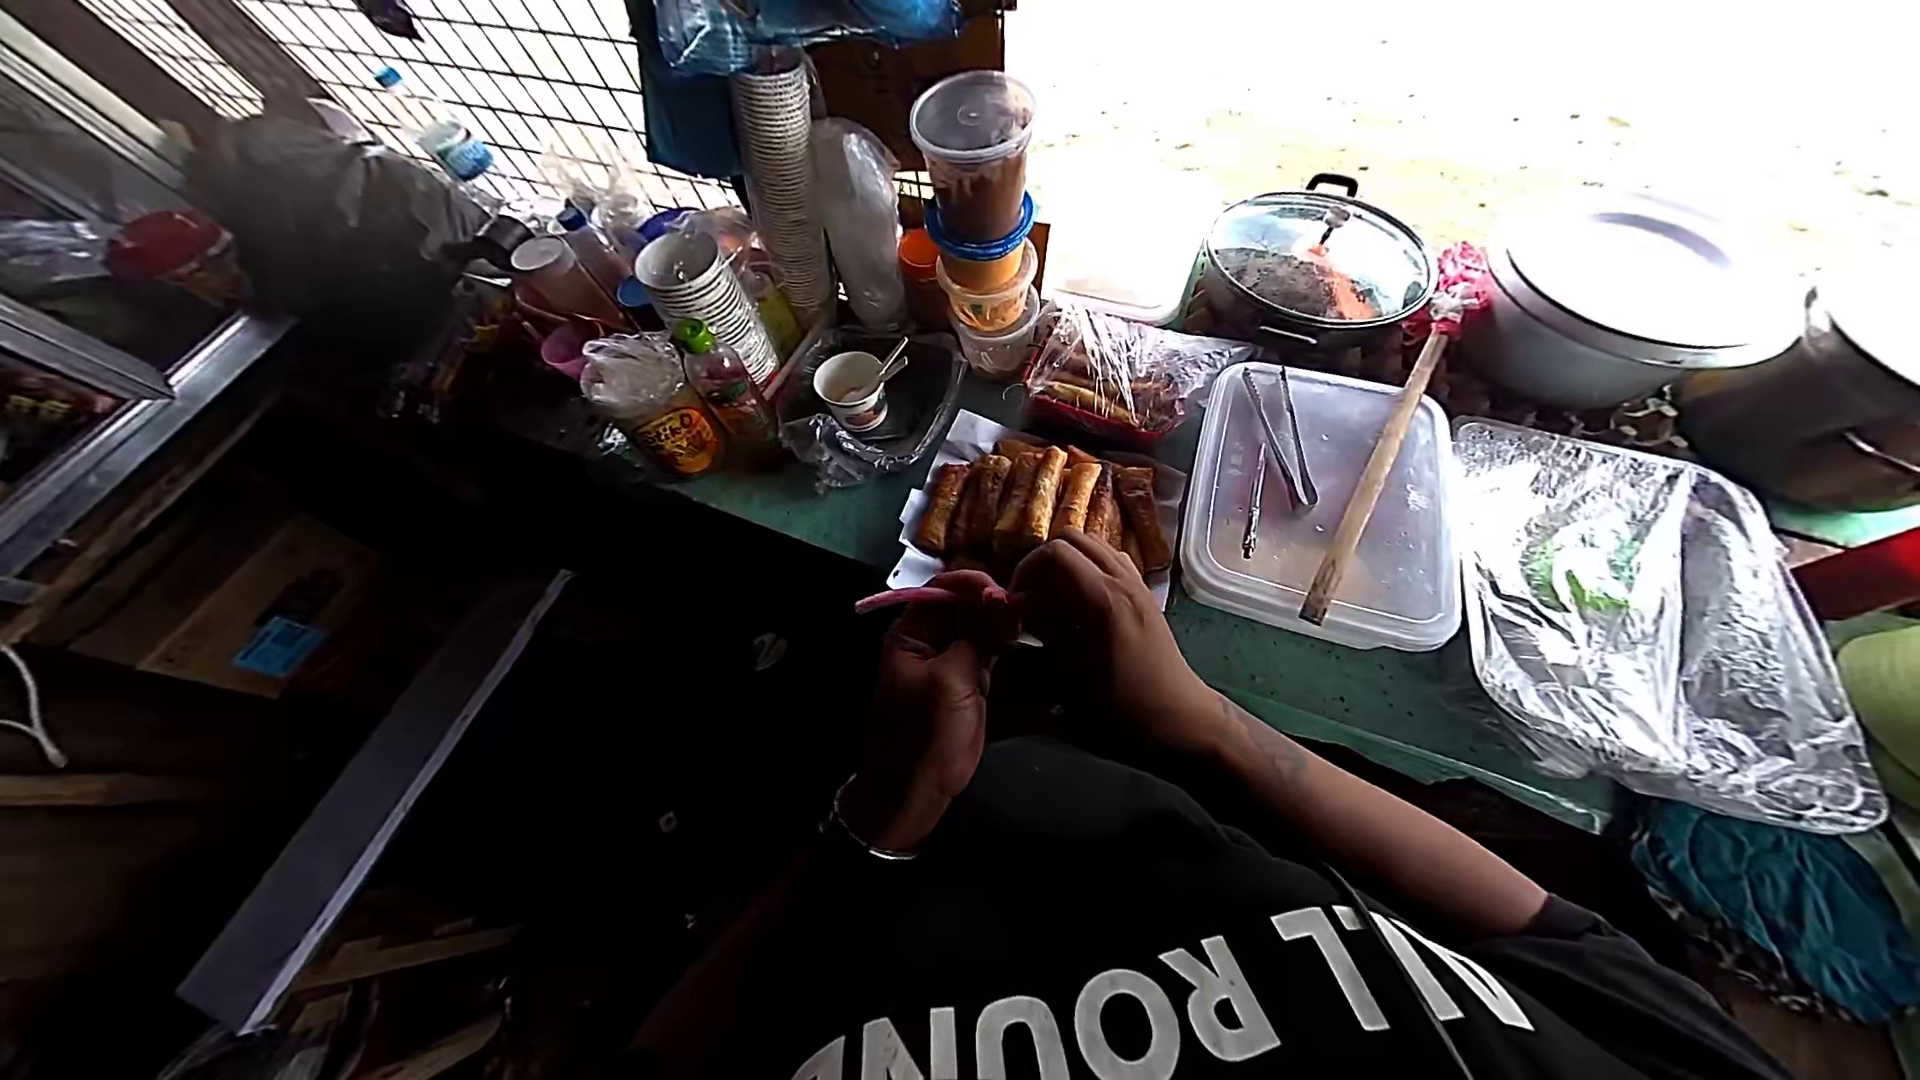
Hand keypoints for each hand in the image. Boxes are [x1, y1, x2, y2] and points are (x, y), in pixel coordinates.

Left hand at [842, 570, 1013, 852]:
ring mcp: (951, 658)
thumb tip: (1000, 603)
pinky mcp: (970, 678)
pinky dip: (1004, 641)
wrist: (916, 788)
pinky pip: (988, 648)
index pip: (941, 589)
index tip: (1001, 593)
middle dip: (991, 601)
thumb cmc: (923, 734)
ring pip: (979, 624)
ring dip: (1001, 620)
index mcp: (911, 633)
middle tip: (1020, 608)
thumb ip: (975, 639)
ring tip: (1024, 622)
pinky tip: (1023, 637)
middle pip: (963, 604)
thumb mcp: (948, 681)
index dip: (970, 583)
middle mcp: (930, 638)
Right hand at [1010, 531, 1220, 754]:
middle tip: (1030, 592)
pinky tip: (1079, 599)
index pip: (1055, 552)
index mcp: (1105, 597)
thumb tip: (1020, 605)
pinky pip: (1110, 559)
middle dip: (1043, 560)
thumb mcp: (1070, 673)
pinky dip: (1088, 566)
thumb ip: (1043, 629)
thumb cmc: (1121, 703)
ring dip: (1066, 561)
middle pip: (1073, 538)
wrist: (1177, 715)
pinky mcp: (1143, 591)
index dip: (1026, 568)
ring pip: (1092, 544)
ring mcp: (1137, 582)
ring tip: (1052, 594)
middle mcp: (1123, 579)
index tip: (1015, 598)